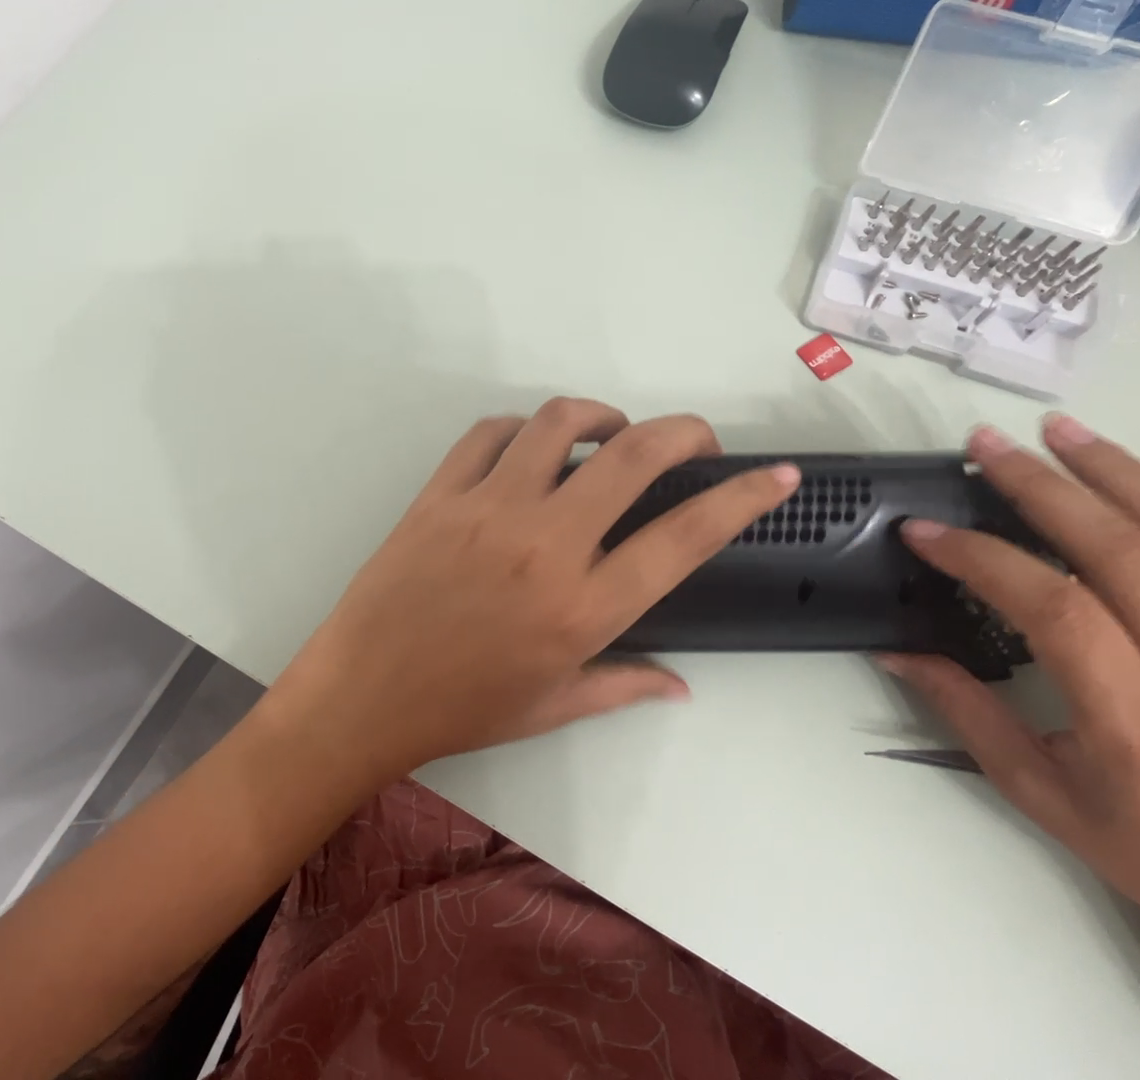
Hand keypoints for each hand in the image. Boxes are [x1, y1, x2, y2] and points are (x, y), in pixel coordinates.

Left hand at [267, 397, 797, 779]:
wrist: (364, 695)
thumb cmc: (462, 709)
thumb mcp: (552, 707)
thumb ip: (624, 685)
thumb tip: (682, 685)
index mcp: (584, 607)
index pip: (684, 538)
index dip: (741, 499)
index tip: (774, 476)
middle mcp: (544, 545)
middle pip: (633, 457)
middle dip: (682, 431)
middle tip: (695, 438)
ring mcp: (487, 511)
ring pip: (558, 424)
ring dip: (599, 415)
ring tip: (610, 432)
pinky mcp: (439, 495)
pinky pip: (488, 434)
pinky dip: (522, 429)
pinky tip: (531, 447)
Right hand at [882, 414, 1139, 947]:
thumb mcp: (1042, 793)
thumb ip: (968, 713)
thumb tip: (897, 654)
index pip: (1054, 611)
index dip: (982, 560)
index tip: (924, 532)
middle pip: (1125, 555)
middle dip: (1046, 490)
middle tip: (987, 448)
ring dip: (1124, 473)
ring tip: (1062, 430)